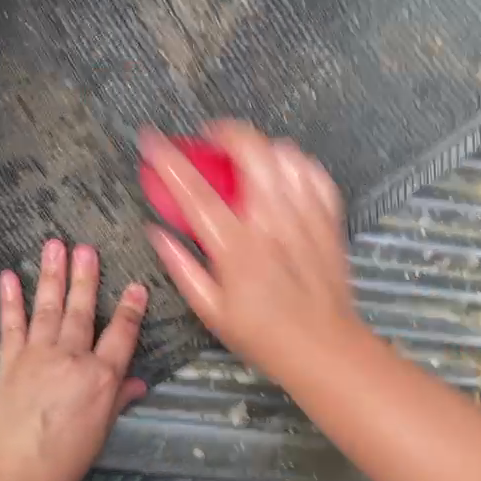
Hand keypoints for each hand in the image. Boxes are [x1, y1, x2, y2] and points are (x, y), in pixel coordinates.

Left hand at [0, 239, 148, 480]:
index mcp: (101, 378)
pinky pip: (11, 326)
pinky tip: (9, 277)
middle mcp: (71, 358)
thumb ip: (117, 401)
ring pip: (49, 309)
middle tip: (87, 248)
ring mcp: (38, 356)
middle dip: (86, 278)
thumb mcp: (101, 432)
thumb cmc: (64, 461)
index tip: (137, 287)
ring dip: (52, 276)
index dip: (131, 310)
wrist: (14, 472)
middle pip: (82, 312)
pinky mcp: (9, 362)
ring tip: (54, 246)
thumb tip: (137, 384)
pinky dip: (10, 301)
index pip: (122, 336)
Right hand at [139, 121, 366, 383]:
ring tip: (243, 159)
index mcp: (236, 246)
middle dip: (224, 133)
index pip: (195, 190)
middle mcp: (272, 222)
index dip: (169, 160)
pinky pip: (313, 173)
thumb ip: (182, 266)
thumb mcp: (209, 309)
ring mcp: (304, 216)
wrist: (322, 347)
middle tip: (207, 140)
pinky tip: (282, 174)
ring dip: (258, 148)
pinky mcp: (328, 219)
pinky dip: (295, 164)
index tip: (152, 141)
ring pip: (284, 154)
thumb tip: (158, 233)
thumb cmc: (263, 334)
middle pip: (250, 152)